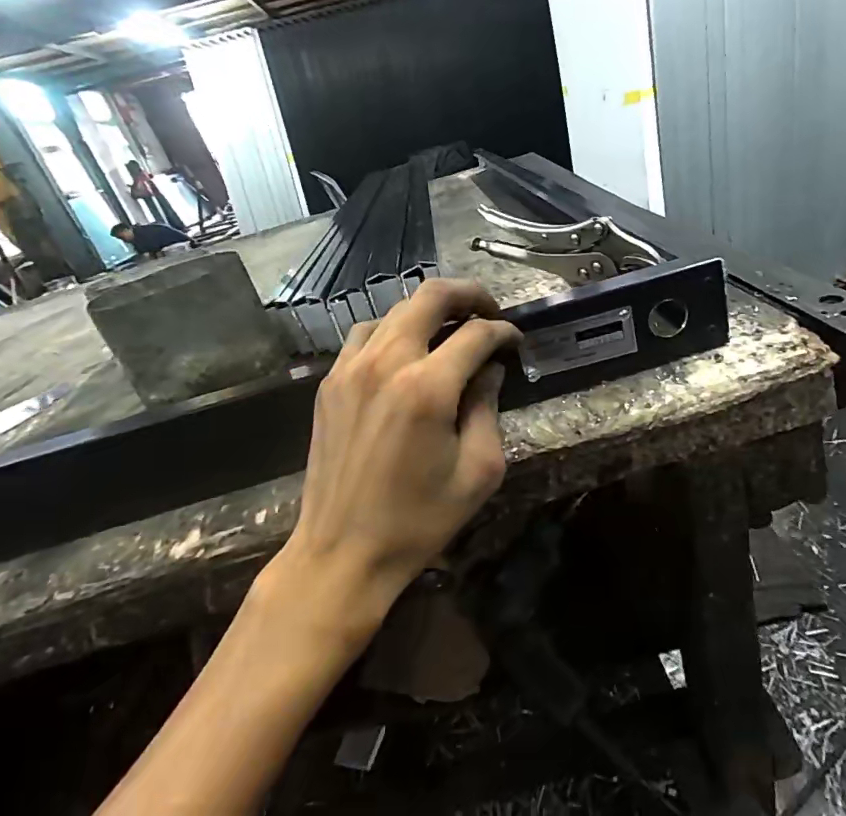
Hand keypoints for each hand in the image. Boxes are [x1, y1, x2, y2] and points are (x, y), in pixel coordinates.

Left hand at [275, 279, 520, 625]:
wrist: (343, 551)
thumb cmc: (418, 520)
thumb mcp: (478, 471)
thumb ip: (488, 408)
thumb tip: (489, 369)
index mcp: (427, 387)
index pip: (475, 334)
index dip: (503, 331)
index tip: (515, 342)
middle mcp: (385, 363)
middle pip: (430, 297)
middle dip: (468, 295)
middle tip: (489, 312)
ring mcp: (350, 368)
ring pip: (395, 310)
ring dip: (428, 311)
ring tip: (450, 331)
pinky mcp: (330, 382)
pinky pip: (364, 335)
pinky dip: (392, 331)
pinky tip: (405, 353)